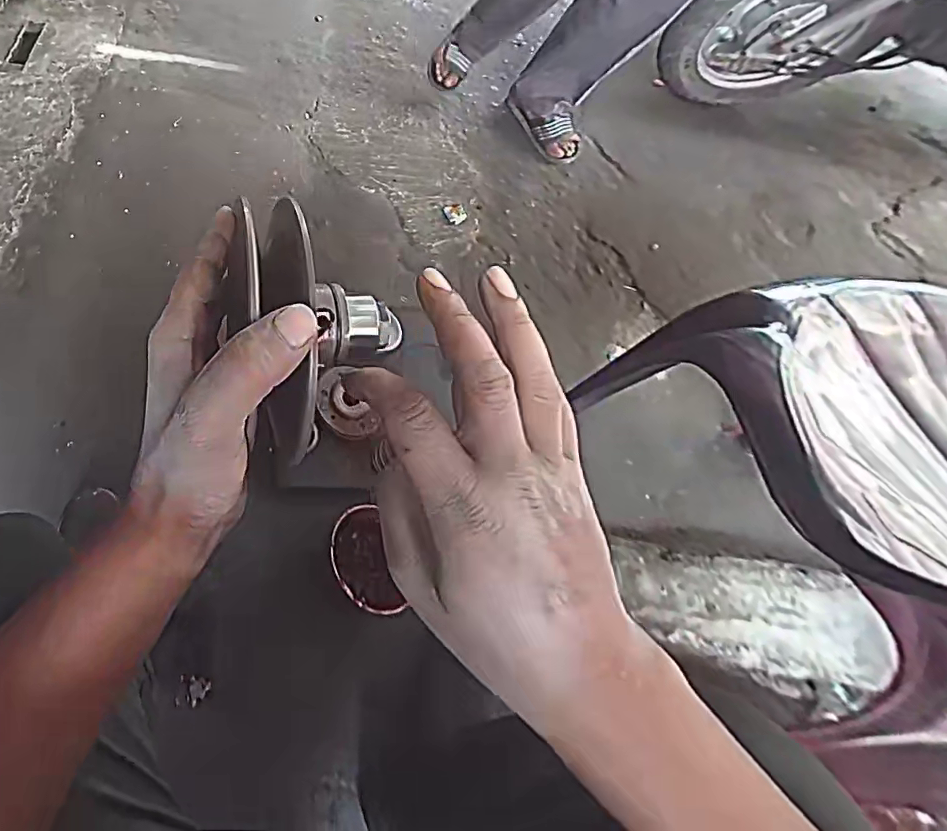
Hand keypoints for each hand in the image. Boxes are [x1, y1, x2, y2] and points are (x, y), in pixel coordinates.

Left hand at [129, 206, 317, 550]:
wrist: (183, 520)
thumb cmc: (181, 474)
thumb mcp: (214, 411)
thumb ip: (250, 363)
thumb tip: (294, 321)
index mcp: (179, 343)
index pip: (198, 276)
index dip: (217, 242)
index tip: (235, 215)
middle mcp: (192, 353)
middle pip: (218, 291)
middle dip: (241, 263)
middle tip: (267, 242)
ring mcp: (212, 374)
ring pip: (238, 320)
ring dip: (262, 300)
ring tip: (288, 283)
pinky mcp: (233, 397)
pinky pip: (256, 351)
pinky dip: (276, 337)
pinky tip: (294, 340)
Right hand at [347, 266, 657, 731]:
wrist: (583, 665)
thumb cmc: (500, 638)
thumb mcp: (420, 584)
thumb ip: (396, 508)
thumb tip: (389, 456)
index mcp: (464, 505)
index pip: (413, 418)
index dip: (380, 386)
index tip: (362, 379)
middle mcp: (511, 474)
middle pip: (481, 375)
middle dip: (454, 320)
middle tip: (432, 285)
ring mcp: (549, 467)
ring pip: (531, 375)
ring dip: (510, 321)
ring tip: (493, 281)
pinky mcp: (572, 470)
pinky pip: (555, 400)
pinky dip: (538, 359)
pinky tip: (525, 339)